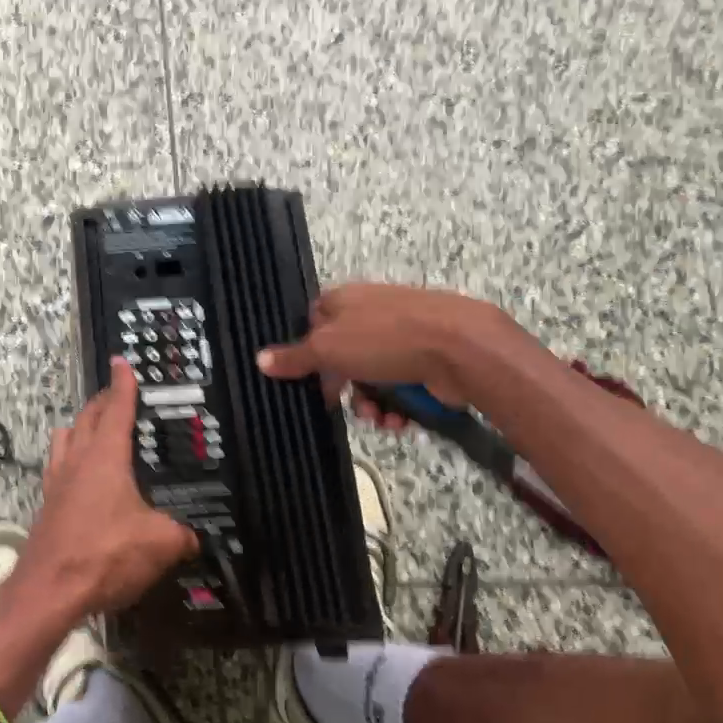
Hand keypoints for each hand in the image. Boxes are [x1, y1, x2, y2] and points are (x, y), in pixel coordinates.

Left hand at [17, 358, 199, 614]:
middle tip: (115, 395)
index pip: (116, 410)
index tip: (121, 363)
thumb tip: (192, 537)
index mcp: (105, 457)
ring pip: (64, 440)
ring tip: (93, 430)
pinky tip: (78, 476)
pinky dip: (69, 459)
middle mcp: (76, 461)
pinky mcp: (47, 506)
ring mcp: (56, 482)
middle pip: (86, 418)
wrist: (50, 588)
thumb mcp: (159, 544)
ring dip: (78, 427)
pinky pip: (57, 468)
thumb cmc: (105, 554)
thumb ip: (180, 534)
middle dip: (101, 402)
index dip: (123, 385)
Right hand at [253, 283, 517, 428]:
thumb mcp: (327, 348)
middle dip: (344, 390)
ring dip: (372, 405)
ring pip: (373, 377)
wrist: (462, 347)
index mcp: (343, 301)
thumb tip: (259, 360)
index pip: (312, 324)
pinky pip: (402, 387)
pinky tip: (401, 421)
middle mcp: (371, 314)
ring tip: (381, 420)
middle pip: (343, 358)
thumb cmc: (385, 340)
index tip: (307, 381)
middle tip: (346, 408)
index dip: (307, 354)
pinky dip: (399, 407)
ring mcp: (402, 335)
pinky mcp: (428, 358)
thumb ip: (294, 357)